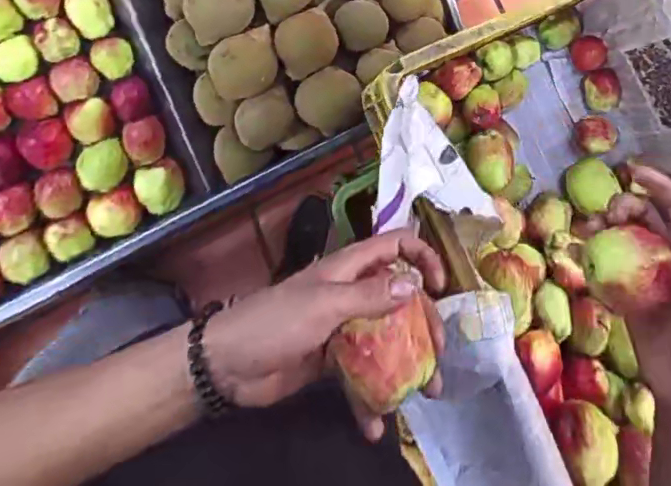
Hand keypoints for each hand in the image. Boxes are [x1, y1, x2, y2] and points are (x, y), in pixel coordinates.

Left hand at [203, 229, 446, 439]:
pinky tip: (375, 424)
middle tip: (438, 354)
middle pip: (400, 298)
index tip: (440, 287)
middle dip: (423, 323)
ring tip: (426, 393)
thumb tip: (414, 285)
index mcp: (350, 267)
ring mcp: (344, 328)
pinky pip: (362, 376)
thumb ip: (368, 295)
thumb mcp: (324, 304)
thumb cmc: (276, 320)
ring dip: (407, 366)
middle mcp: (352, 292)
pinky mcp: (333, 361)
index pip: (395, 246)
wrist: (230, 364)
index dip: (422, 257)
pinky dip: (371, 398)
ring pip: (387, 339)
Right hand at [605, 164, 670, 408]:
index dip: (657, 183)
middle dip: (625, 204)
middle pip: (643, 214)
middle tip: (612, 214)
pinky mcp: (625, 296)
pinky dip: (589, 253)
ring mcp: (645, 275)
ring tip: (590, 230)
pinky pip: (604, 266)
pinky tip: (578, 250)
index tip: (632, 171)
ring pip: (620, 235)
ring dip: (603, 225)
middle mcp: (670, 256)